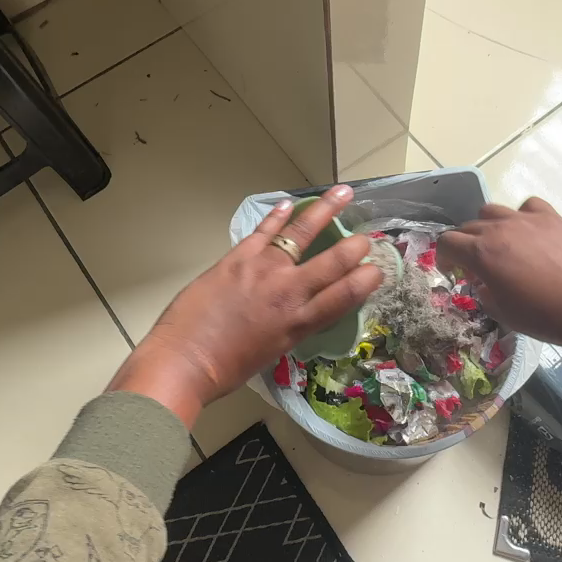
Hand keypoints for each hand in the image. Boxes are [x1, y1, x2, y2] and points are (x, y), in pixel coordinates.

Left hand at [110, 184, 384, 425]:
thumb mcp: (272, 353)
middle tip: (368, 235)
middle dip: (354, 247)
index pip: (344, 297)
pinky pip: (264, 230)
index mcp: (299, 323)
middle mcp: (289, 292)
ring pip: (302, 233)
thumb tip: (297, 310)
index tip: (377, 270)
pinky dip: (277, 215)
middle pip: (332, 262)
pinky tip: (289, 203)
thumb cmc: (225, 369)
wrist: (184, 360)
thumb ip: (289, 327)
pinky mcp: (238, 257)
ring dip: (325, 210)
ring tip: (344, 192)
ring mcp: (264, 270)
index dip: (365, 281)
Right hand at [435, 196, 561, 358]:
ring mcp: (526, 219)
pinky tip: (529, 234)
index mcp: (481, 253)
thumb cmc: (544, 317)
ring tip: (501, 246)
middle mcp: (499, 229)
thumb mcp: (501, 312)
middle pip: (467, 226)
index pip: (446, 242)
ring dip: (488, 227)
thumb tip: (483, 281)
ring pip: (492, 211)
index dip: (443, 257)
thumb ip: (483, 292)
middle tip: (476, 266)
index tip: (452, 271)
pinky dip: (521, 217)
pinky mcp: (551, 217)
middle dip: (464, 245)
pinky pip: (526, 206)